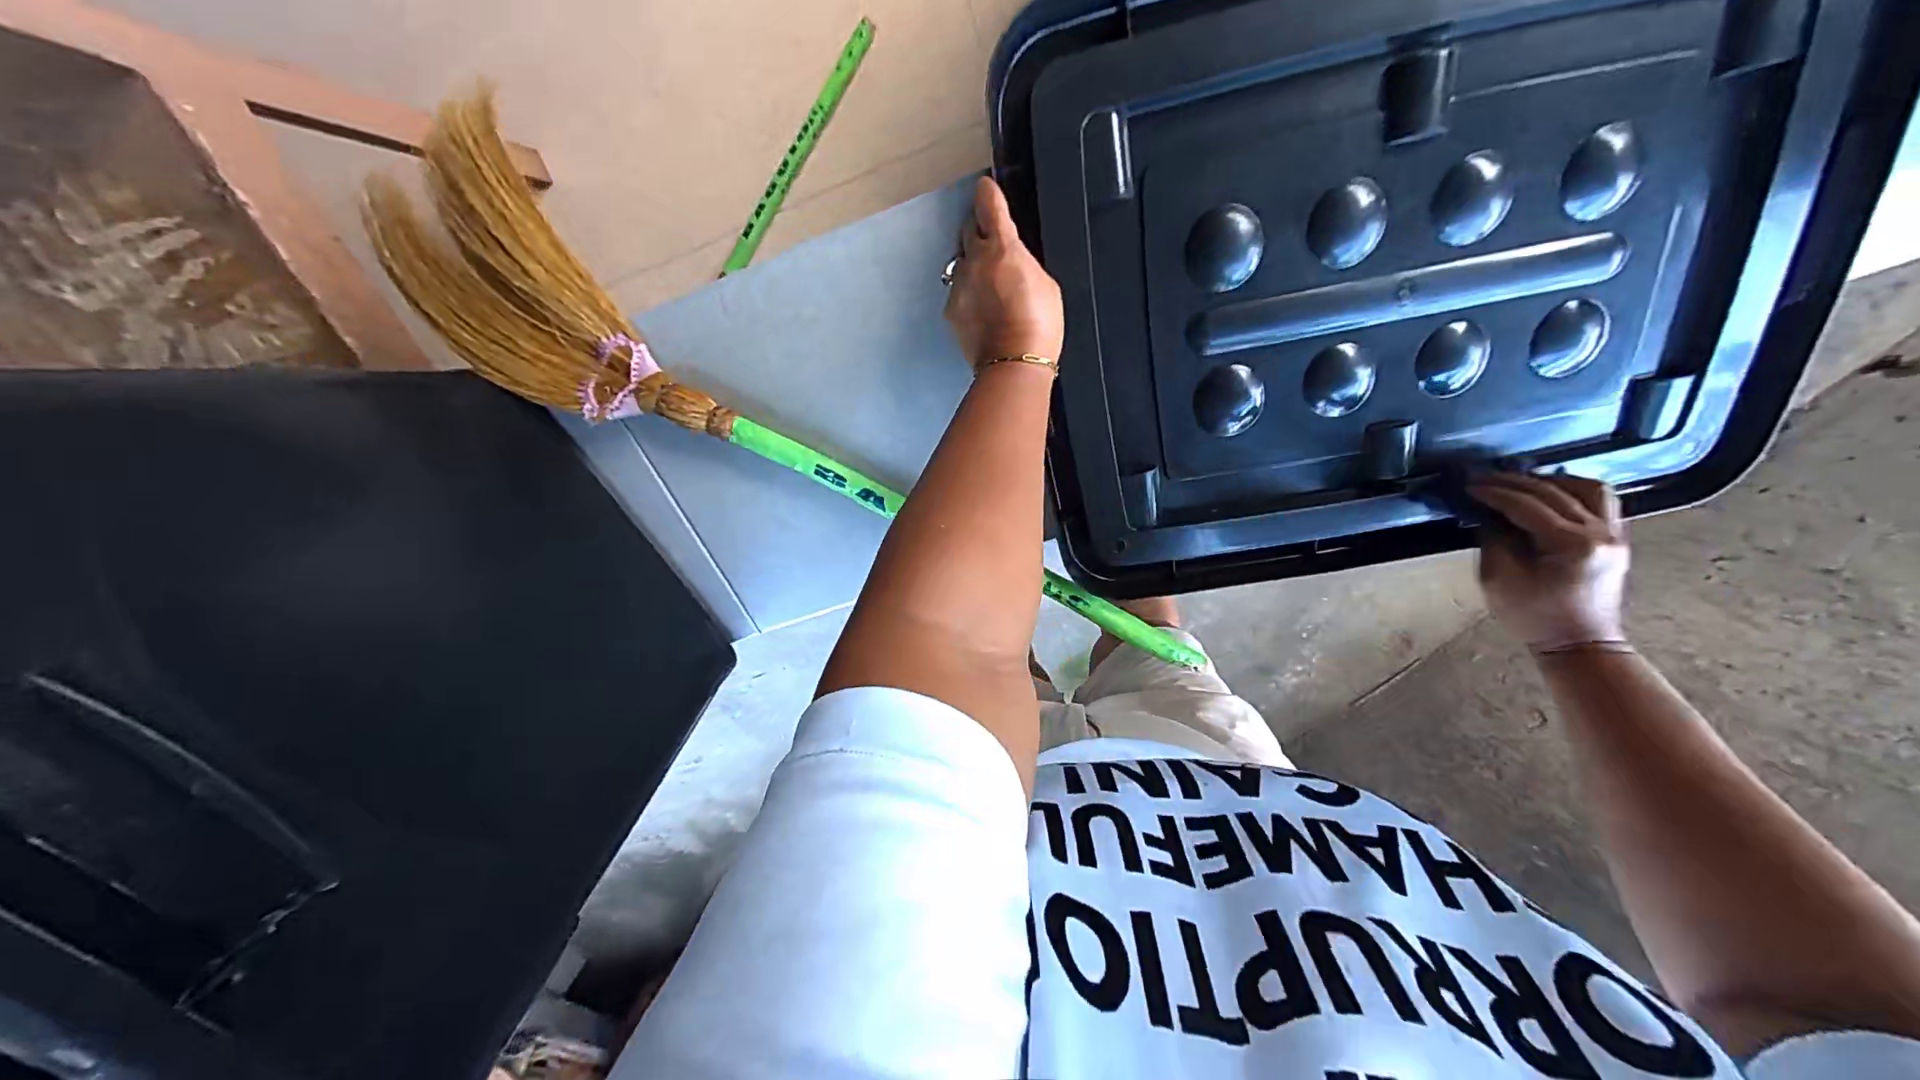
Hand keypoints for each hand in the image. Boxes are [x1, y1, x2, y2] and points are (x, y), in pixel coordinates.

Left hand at [944, 176, 1064, 369]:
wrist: (1013, 363)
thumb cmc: (1040, 323)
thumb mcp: (1046, 284)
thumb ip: (1024, 262)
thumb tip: (1012, 261)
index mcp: (1002, 247)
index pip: (988, 204)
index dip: (987, 193)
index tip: (986, 187)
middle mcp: (974, 260)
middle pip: (967, 230)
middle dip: (978, 230)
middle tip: (991, 240)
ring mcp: (958, 286)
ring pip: (960, 263)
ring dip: (972, 265)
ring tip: (987, 283)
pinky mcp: (950, 310)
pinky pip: (958, 292)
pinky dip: (967, 295)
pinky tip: (981, 310)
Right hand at [1469, 472, 1629, 651]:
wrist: (1579, 643)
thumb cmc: (1535, 617)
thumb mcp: (1498, 579)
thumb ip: (1494, 540)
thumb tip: (1489, 514)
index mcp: (1571, 545)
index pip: (1527, 505)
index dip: (1494, 493)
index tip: (1470, 486)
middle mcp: (1601, 533)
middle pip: (1554, 492)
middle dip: (1514, 483)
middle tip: (1484, 479)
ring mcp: (1615, 534)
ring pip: (1587, 488)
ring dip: (1550, 480)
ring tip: (1521, 481)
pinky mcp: (1617, 539)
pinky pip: (1601, 500)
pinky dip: (1574, 489)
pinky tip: (1553, 491)